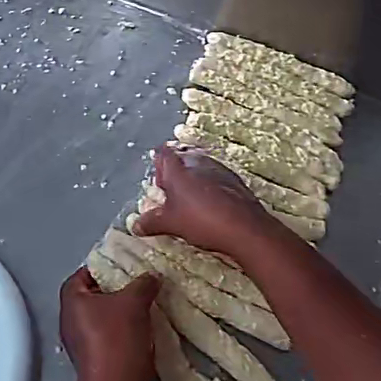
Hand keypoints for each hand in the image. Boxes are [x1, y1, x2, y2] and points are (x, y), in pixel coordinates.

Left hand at [59, 266, 158, 380]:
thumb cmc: (117, 339)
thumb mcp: (134, 301)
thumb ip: (143, 283)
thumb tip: (152, 275)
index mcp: (72, 302)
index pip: (82, 275)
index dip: (102, 266)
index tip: (124, 264)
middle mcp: (73, 323)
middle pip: (95, 297)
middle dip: (118, 290)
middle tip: (141, 282)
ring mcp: (86, 347)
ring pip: (107, 321)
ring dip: (126, 314)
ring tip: (150, 304)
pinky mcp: (102, 366)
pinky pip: (115, 341)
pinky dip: (131, 334)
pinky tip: (151, 330)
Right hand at [133, 143, 291, 262]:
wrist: (244, 228)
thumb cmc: (201, 220)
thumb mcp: (170, 223)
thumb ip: (151, 222)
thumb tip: (136, 225)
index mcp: (177, 166)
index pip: (162, 153)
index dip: (158, 166)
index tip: (159, 185)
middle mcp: (197, 161)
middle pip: (181, 156)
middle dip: (175, 172)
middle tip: (172, 194)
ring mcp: (218, 168)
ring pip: (199, 166)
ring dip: (193, 178)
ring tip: (191, 201)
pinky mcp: (234, 179)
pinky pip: (215, 176)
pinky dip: (210, 186)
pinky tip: (211, 205)